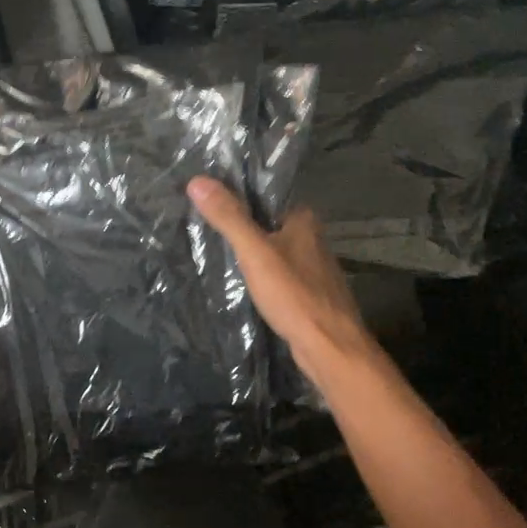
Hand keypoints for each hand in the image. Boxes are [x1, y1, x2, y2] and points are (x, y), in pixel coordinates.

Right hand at [187, 177, 381, 381]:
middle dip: (241, 223)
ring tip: (215, 249)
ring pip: (274, 248)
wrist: (329, 347)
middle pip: (269, 221)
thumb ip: (228, 217)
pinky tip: (242, 280)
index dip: (237, 194)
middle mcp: (312, 238)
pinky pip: (279, 271)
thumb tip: (197, 180)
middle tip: (203, 223)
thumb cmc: (294, 294)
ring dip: (251, 249)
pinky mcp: (310, 291)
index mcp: (303, 221)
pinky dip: (261, 271)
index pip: (266, 195)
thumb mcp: (254, 252)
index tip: (207, 197)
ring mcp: (313, 267)